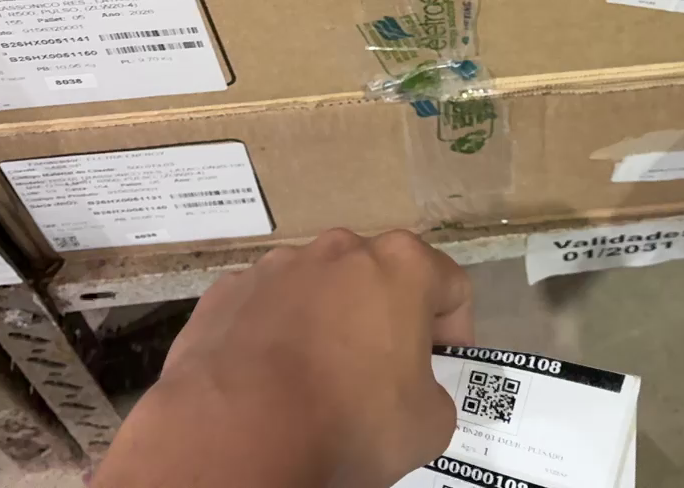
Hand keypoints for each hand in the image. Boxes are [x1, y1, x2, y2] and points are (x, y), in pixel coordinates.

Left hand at [93, 229, 471, 487]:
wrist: (231, 436)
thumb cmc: (348, 421)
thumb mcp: (427, 427)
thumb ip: (436, 395)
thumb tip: (416, 396)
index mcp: (403, 263)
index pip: (451, 286)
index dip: (454, 332)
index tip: (440, 372)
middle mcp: (344, 248)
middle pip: (382, 279)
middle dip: (388, 322)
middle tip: (381, 380)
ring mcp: (281, 264)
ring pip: (322, 289)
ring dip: (329, 323)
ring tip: (315, 383)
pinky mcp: (229, 290)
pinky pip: (267, 308)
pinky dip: (275, 335)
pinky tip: (266, 383)